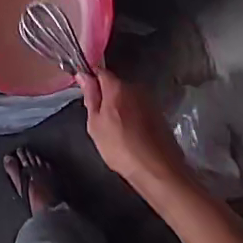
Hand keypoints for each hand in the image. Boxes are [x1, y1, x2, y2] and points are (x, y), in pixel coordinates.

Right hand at [77, 68, 194, 196]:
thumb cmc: (120, 148)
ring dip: (120, 107)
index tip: (85, 93)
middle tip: (98, 118)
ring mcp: (149, 101)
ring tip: (115, 130)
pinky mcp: (159, 115)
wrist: (158, 171)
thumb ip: (90, 96)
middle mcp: (135, 88)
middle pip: (115, 84)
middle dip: (105, 96)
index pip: (100, 71)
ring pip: (127, 98)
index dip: (90, 79)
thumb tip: (83, 75)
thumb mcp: (96, 124)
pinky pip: (139, 109)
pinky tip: (130, 135)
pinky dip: (132, 117)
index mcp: (117, 87)